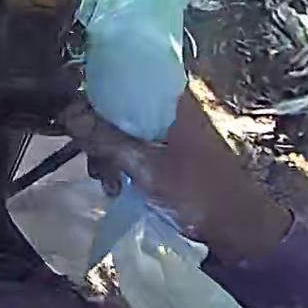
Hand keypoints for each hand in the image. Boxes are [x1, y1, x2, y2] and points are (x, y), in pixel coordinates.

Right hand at [61, 94, 290, 263]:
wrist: (240, 231)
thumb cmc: (199, 193)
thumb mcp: (146, 167)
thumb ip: (106, 139)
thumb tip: (67, 114)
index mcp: (171, 100)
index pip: (125, 75)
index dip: (96, 89)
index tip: (76, 115)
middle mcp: (167, 107)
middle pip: (116, 105)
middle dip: (97, 132)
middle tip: (94, 161)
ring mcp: (165, 130)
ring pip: (118, 128)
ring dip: (105, 152)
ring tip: (108, 182)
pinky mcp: (164, 150)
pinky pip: (128, 145)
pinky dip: (117, 162)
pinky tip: (115, 185)